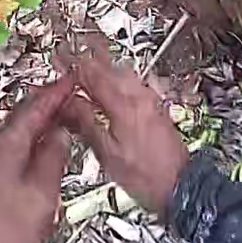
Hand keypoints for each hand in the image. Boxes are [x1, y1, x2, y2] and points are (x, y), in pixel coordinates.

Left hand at [0, 77, 75, 242]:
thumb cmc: (6, 230)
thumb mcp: (41, 193)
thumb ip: (54, 157)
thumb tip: (63, 131)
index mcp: (8, 144)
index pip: (36, 107)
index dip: (57, 91)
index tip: (77, 76)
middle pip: (26, 113)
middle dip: (51, 100)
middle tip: (79, 91)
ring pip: (22, 128)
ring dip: (45, 118)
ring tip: (72, 111)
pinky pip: (19, 143)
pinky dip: (38, 135)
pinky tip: (52, 140)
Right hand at [58, 47, 188, 217]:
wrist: (181, 185)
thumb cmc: (146, 176)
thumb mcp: (107, 153)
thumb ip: (86, 123)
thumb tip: (68, 104)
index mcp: (125, 105)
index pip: (94, 76)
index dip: (74, 65)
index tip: (60, 58)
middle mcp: (140, 96)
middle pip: (110, 68)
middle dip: (87, 61)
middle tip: (68, 58)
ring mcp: (150, 99)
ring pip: (122, 73)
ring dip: (102, 68)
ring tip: (84, 69)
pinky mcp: (156, 106)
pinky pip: (132, 83)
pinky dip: (115, 79)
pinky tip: (109, 85)